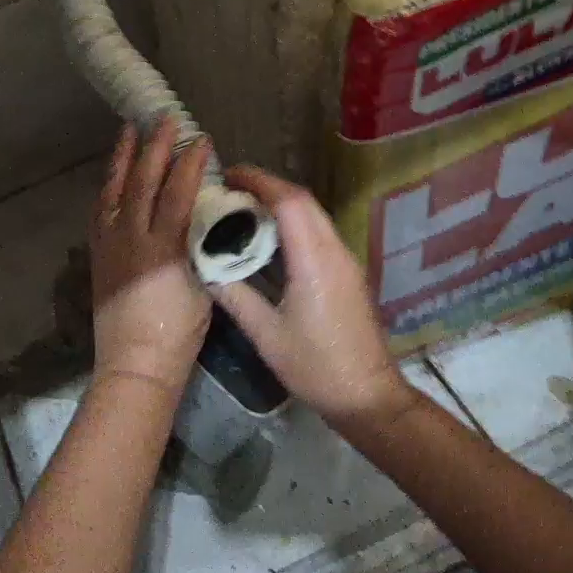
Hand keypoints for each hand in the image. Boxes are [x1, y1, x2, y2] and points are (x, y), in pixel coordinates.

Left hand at [87, 118, 212, 394]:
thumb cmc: (178, 332)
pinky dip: (109, 185)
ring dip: (124, 156)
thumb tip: (203, 216)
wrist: (134, 362)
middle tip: (165, 120)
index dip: (190, 162)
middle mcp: (131, 236)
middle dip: (155, 147)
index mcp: (163, 247)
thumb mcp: (202, 285)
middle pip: (143, 181)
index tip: (201, 140)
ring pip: (114, 188)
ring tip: (129, 129)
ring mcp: (109, 242)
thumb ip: (201, 246)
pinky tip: (114, 175)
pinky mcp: (97, 252)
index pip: (178, 191)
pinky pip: (101, 208)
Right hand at [209, 166, 415, 423]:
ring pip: (314, 214)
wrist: (368, 397)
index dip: (259, 182)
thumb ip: (234, 296)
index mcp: (314, 261)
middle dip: (267, 186)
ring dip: (281, 202)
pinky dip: (293, 221)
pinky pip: (319, 231)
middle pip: (303, 201)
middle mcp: (334, 252)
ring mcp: (346, 261)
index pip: (289, 202)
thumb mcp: (265, 335)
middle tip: (231, 188)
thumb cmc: (315, 367)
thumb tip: (204, 268)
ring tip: (245, 207)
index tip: (229, 175)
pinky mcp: (348, 273)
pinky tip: (270, 237)